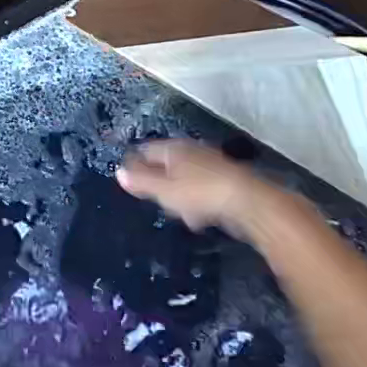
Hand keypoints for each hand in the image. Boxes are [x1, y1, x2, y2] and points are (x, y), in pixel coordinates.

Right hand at [114, 140, 294, 239]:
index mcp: (174, 148)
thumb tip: (118, 172)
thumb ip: (141, 181)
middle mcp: (192, 150)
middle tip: (152, 198)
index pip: (146, 150)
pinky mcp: (225, 180)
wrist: (247, 202)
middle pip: (167, 162)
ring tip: (177, 213)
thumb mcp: (164, 191)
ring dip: (179, 194)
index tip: (127, 179)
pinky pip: (202, 188)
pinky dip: (196, 201)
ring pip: (185, 177)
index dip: (134, 163)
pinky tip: (199, 217)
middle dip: (158, 180)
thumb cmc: (199, 193)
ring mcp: (210, 163)